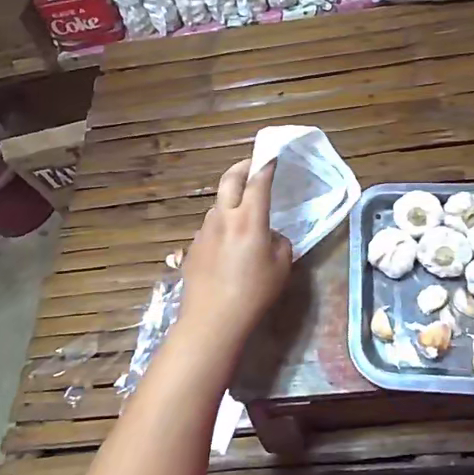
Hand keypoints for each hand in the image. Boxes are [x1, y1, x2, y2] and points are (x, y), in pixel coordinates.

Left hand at [177, 159, 293, 350]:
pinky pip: (211, 227)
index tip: (271, 155)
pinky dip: (221, 224)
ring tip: (243, 211)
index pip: (258, 180)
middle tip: (253, 165)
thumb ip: (278, 241)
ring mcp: (204, 230)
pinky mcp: (193, 246)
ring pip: (218, 204)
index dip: (266, 164)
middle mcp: (223, 217)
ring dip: (231, 199)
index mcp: (249, 219)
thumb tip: (268, 234)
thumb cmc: (253, 293)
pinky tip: (228, 246)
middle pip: (230, 179)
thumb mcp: (281, 266)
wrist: (211, 319)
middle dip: (242, 167)